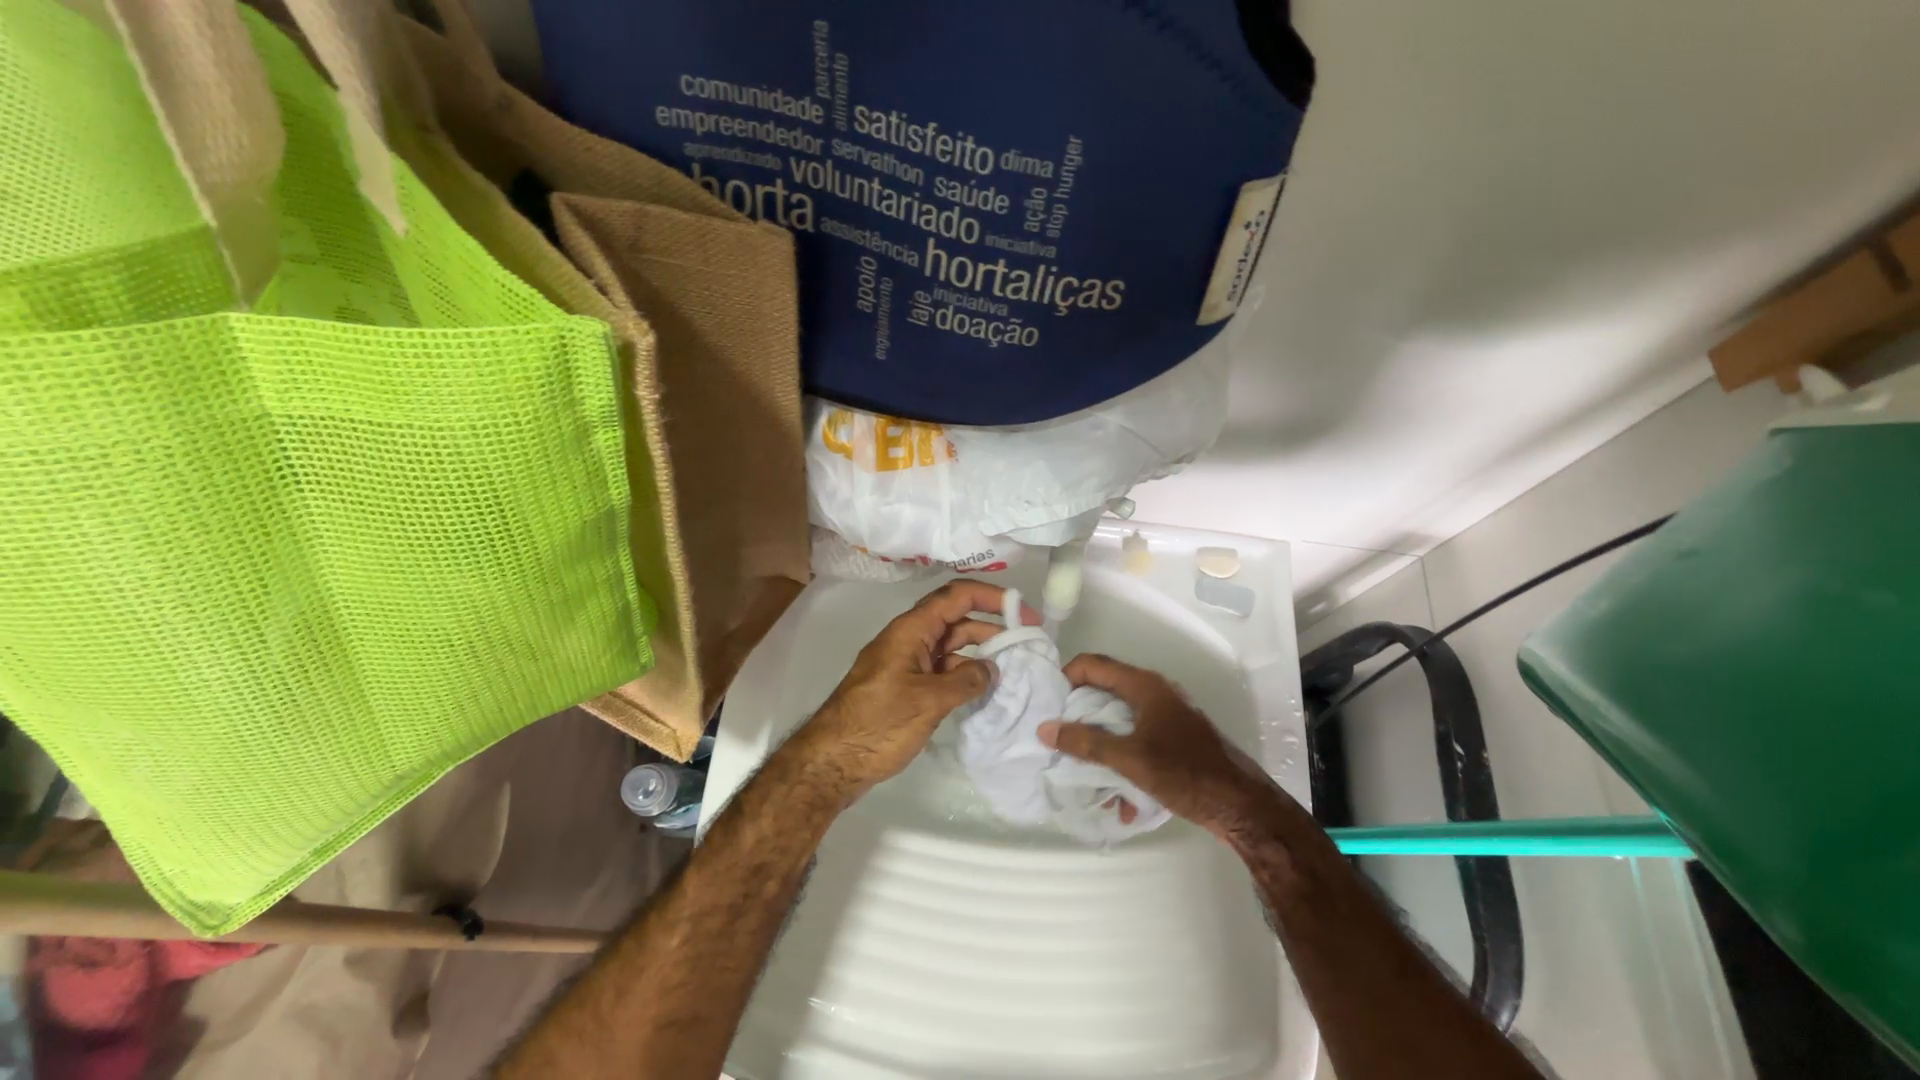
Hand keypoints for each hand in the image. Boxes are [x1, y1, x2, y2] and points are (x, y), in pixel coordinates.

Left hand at [791, 580, 1040, 800]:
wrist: (832, 762)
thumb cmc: (877, 724)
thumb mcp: (927, 701)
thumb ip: (965, 681)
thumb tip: (991, 670)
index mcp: (910, 631)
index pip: (955, 597)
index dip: (991, 597)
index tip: (1023, 611)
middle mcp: (908, 641)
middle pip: (955, 620)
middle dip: (992, 626)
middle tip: (1028, 641)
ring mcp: (906, 666)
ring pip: (950, 648)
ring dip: (980, 653)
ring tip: (1014, 667)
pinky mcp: (906, 689)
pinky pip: (942, 672)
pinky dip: (965, 676)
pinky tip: (986, 691)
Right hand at [1038, 654, 1285, 836]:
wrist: (1241, 805)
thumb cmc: (1185, 773)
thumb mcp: (1130, 759)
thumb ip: (1086, 742)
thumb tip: (1046, 728)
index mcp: (1146, 686)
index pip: (1094, 664)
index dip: (1066, 677)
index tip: (1047, 704)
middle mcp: (1156, 693)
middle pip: (1105, 690)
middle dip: (1078, 712)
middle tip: (1056, 735)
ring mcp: (1167, 715)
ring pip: (1120, 718)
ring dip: (1099, 740)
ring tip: (1080, 766)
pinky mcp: (1174, 739)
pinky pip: (1136, 738)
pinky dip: (1121, 757)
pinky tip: (1118, 796)